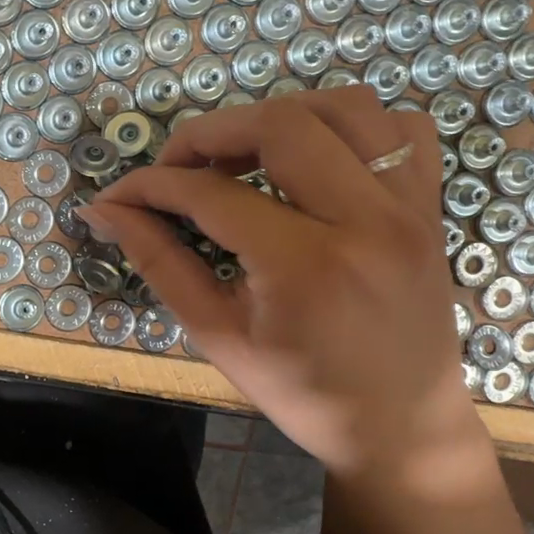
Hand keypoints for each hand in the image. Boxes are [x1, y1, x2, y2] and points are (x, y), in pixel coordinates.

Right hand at [83, 89, 483, 474]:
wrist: (399, 426)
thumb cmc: (299, 390)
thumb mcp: (213, 331)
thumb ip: (157, 260)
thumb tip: (104, 211)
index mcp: (305, 265)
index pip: (210, 193)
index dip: (150, 186)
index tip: (115, 197)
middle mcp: (367, 220)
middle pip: (281, 124)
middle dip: (208, 134)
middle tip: (174, 169)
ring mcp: (410, 207)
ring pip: (346, 107)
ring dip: (276, 118)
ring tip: (237, 158)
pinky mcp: (429, 207)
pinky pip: (398, 130)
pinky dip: (347, 127)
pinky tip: (308, 160)